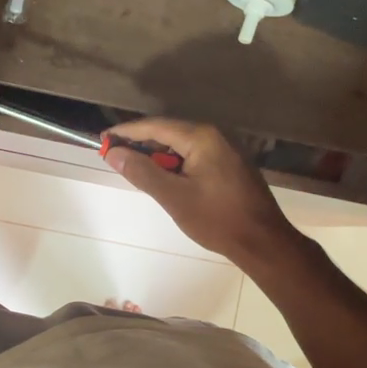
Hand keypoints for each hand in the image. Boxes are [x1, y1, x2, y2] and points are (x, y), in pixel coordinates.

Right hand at [102, 118, 300, 266]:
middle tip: (116, 157)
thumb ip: (143, 172)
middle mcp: (216, 135)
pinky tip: (165, 179)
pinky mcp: (231, 165)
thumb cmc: (217, 219)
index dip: (127, 132)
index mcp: (202, 137)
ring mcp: (226, 150)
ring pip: (183, 146)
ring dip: (158, 156)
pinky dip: (176, 164)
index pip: (155, 126)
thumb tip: (114, 153)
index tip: (103, 140)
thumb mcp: (174, 197)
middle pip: (169, 132)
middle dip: (141, 144)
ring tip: (136, 170)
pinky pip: (196, 156)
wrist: (263, 241)